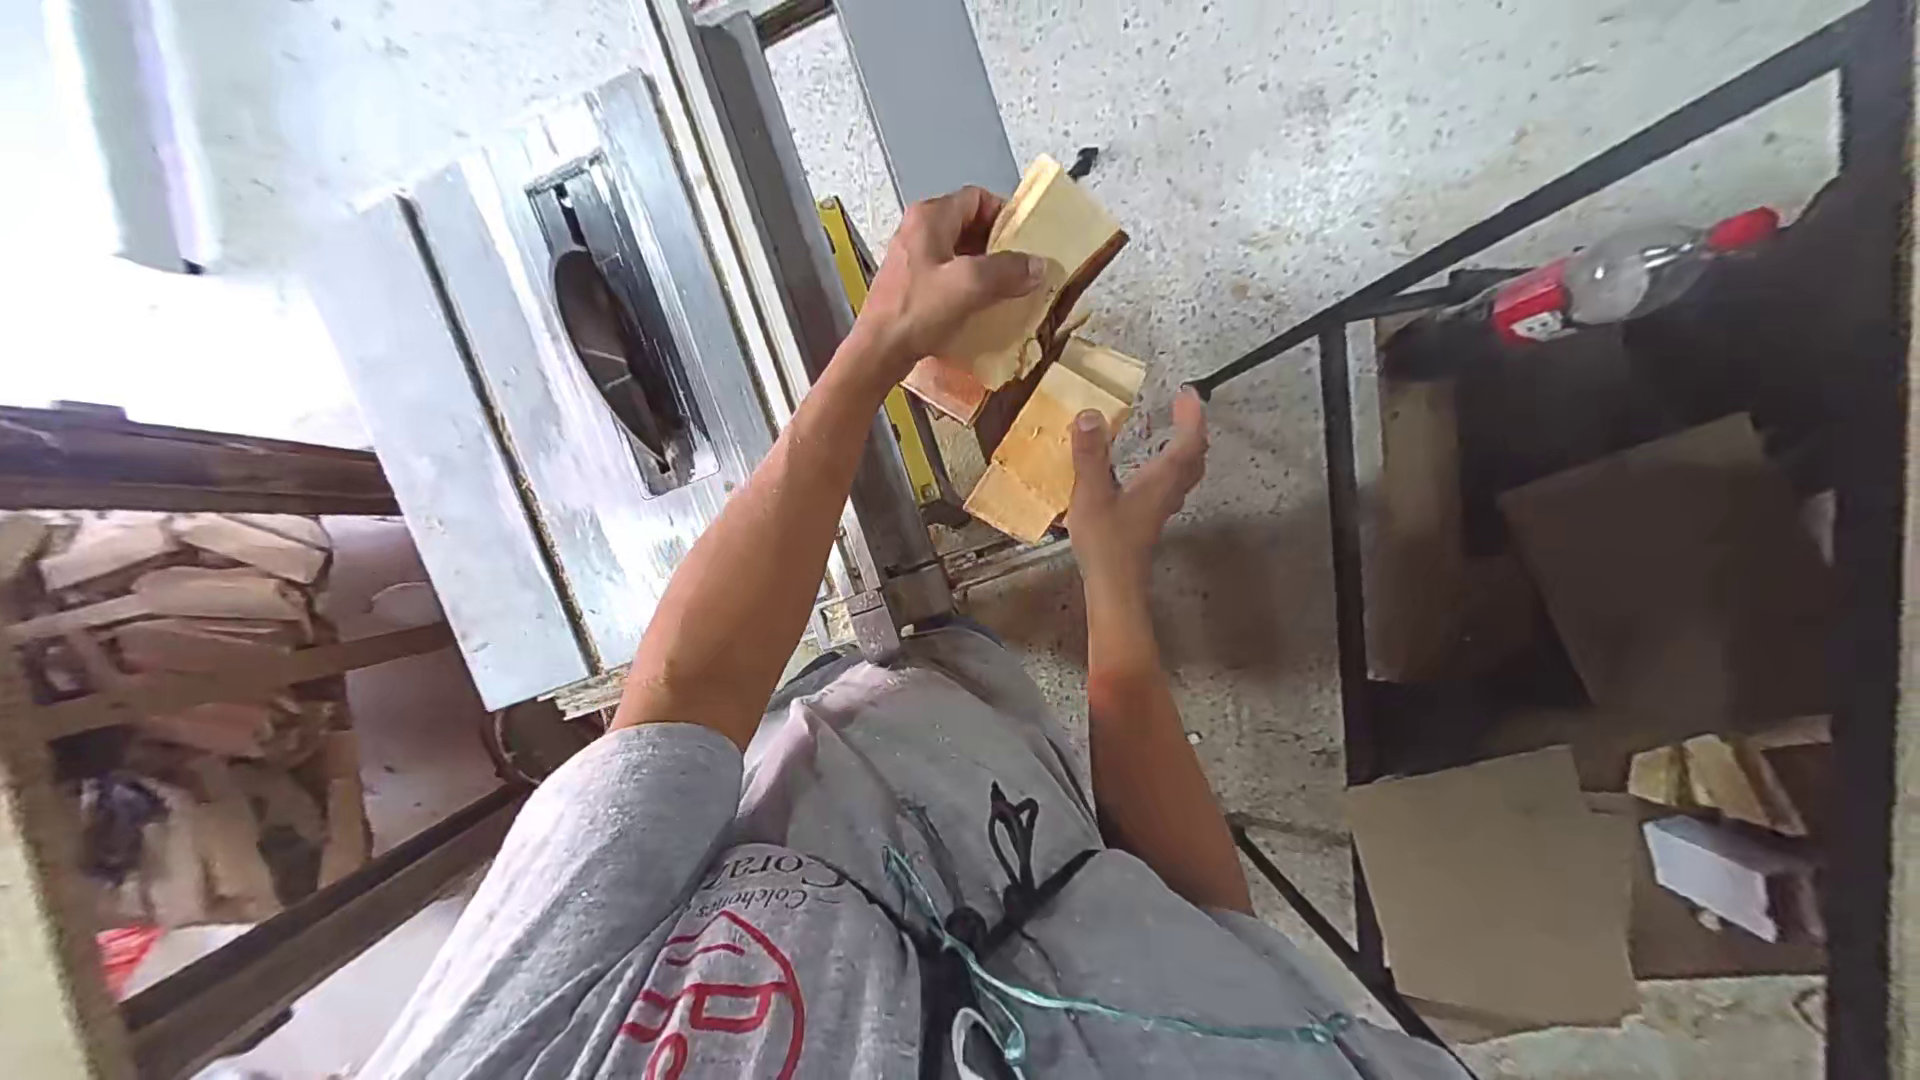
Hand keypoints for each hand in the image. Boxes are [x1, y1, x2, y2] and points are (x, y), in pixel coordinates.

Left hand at [846, 186, 1046, 385]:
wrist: (879, 351)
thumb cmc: (916, 313)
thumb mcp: (969, 285)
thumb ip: (1006, 270)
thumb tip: (1036, 265)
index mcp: (929, 218)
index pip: (977, 198)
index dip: (1004, 214)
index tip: (1024, 239)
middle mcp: (918, 232)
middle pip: (969, 226)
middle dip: (997, 245)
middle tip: (1019, 267)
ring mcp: (912, 260)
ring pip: (959, 253)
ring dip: (984, 268)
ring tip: (1005, 289)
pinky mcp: (911, 287)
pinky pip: (947, 277)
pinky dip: (967, 286)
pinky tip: (980, 306)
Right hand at [1067, 387, 1208, 586]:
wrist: (1114, 586)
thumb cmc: (1106, 542)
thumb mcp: (1091, 494)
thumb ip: (1090, 454)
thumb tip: (1090, 414)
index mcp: (1160, 480)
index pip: (1189, 441)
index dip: (1192, 415)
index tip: (1187, 393)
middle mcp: (1168, 492)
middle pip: (1194, 457)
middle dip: (1192, 430)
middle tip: (1182, 410)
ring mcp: (1161, 509)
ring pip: (1185, 474)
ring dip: (1184, 450)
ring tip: (1169, 433)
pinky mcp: (1150, 521)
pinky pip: (1170, 486)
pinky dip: (1168, 469)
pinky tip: (1146, 472)